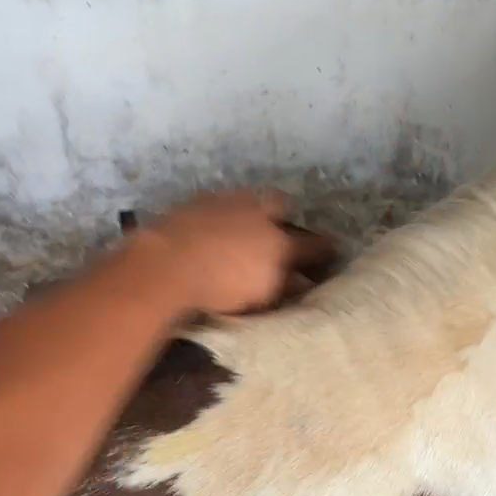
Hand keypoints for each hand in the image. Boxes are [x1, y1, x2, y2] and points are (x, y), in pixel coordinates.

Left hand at [129, 190, 332, 313]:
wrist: (166, 265)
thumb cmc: (220, 287)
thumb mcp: (261, 296)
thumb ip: (284, 286)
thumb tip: (300, 281)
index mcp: (280, 241)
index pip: (312, 244)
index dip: (323, 249)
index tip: (330, 252)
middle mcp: (258, 213)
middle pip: (280, 205)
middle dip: (283, 216)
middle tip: (278, 231)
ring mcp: (225, 201)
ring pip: (247, 199)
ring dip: (249, 211)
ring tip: (241, 228)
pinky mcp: (194, 201)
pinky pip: (216, 203)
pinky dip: (219, 215)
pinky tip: (210, 229)